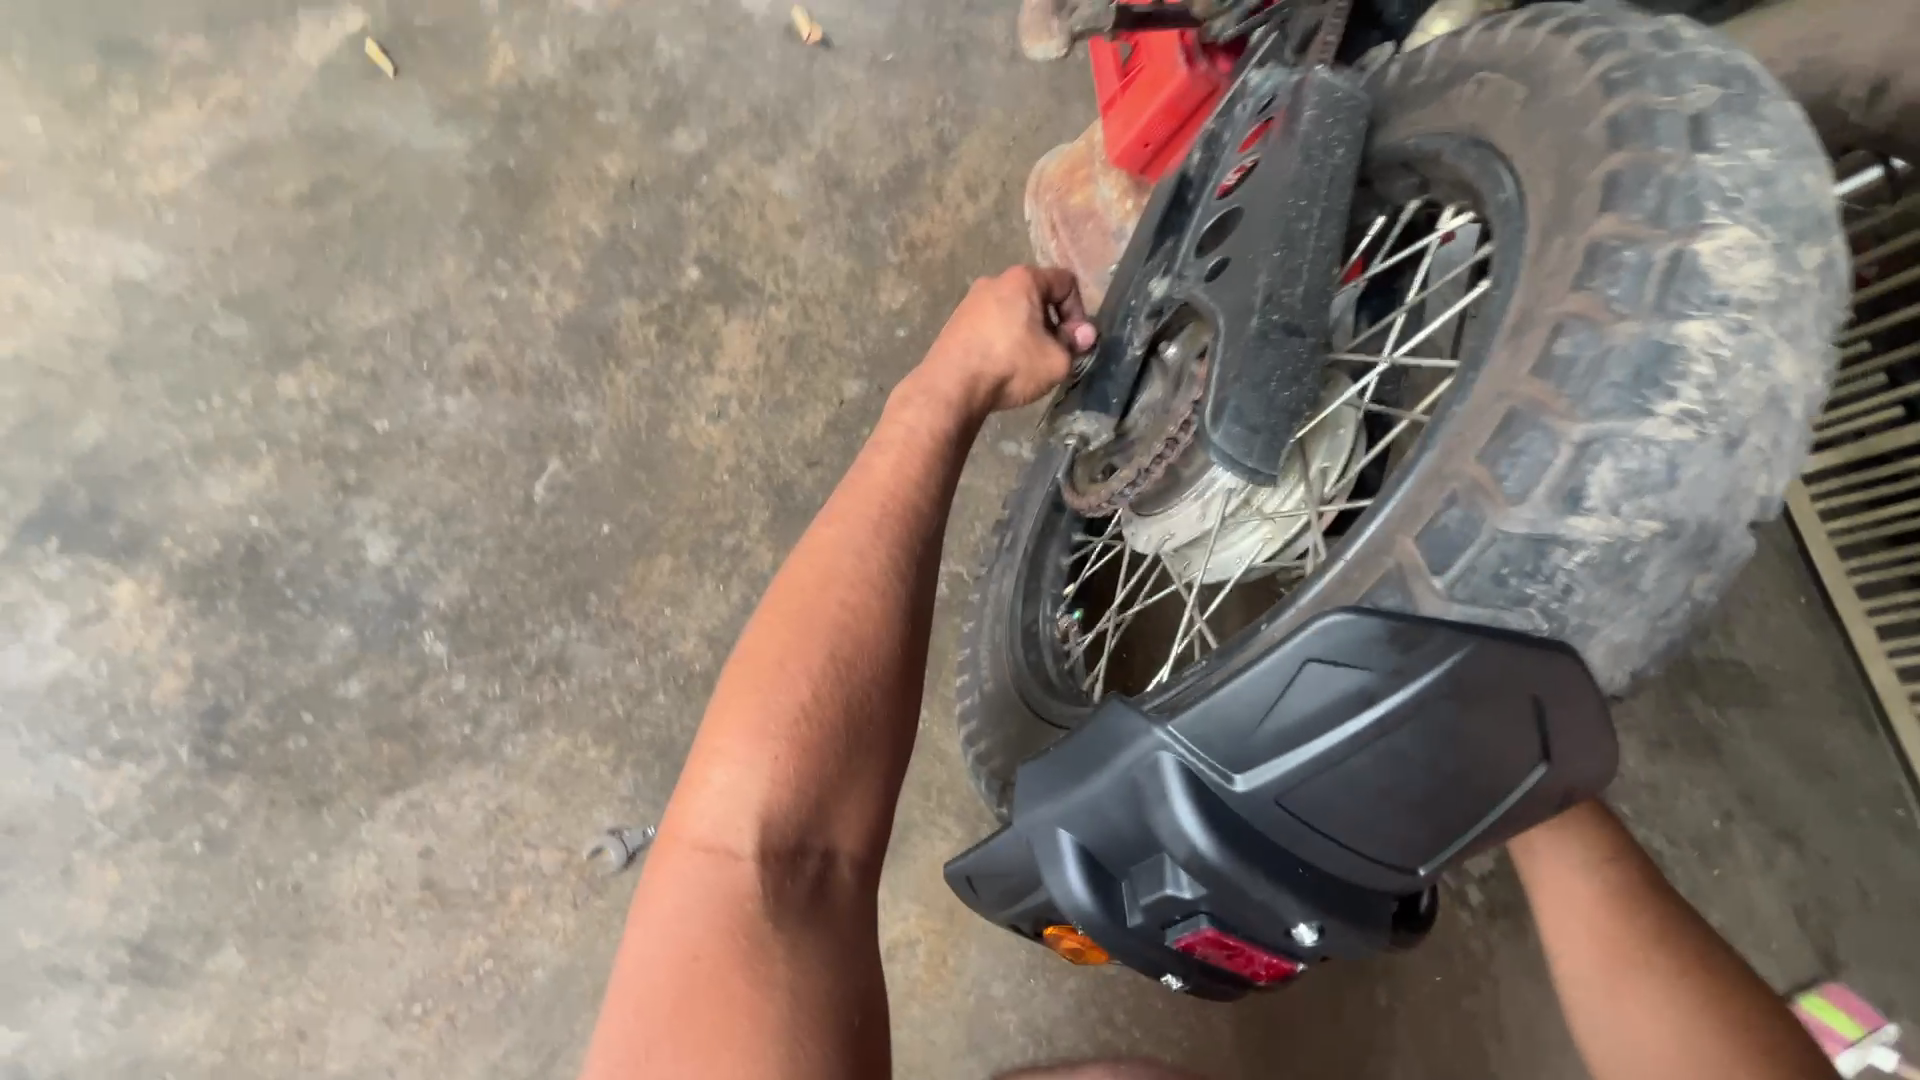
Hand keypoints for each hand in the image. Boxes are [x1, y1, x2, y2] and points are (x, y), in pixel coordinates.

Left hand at [914, 266, 1096, 414]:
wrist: (951, 386)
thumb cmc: (1010, 366)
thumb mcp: (1056, 361)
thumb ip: (1075, 345)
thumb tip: (1084, 335)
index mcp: (1023, 279)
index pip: (1066, 282)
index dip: (1079, 312)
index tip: (1075, 342)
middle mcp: (995, 281)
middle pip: (1037, 297)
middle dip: (1052, 325)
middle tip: (1054, 355)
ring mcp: (971, 302)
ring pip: (1013, 312)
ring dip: (1027, 334)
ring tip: (1028, 364)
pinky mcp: (956, 323)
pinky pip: (991, 326)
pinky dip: (1003, 341)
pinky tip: (1002, 367)